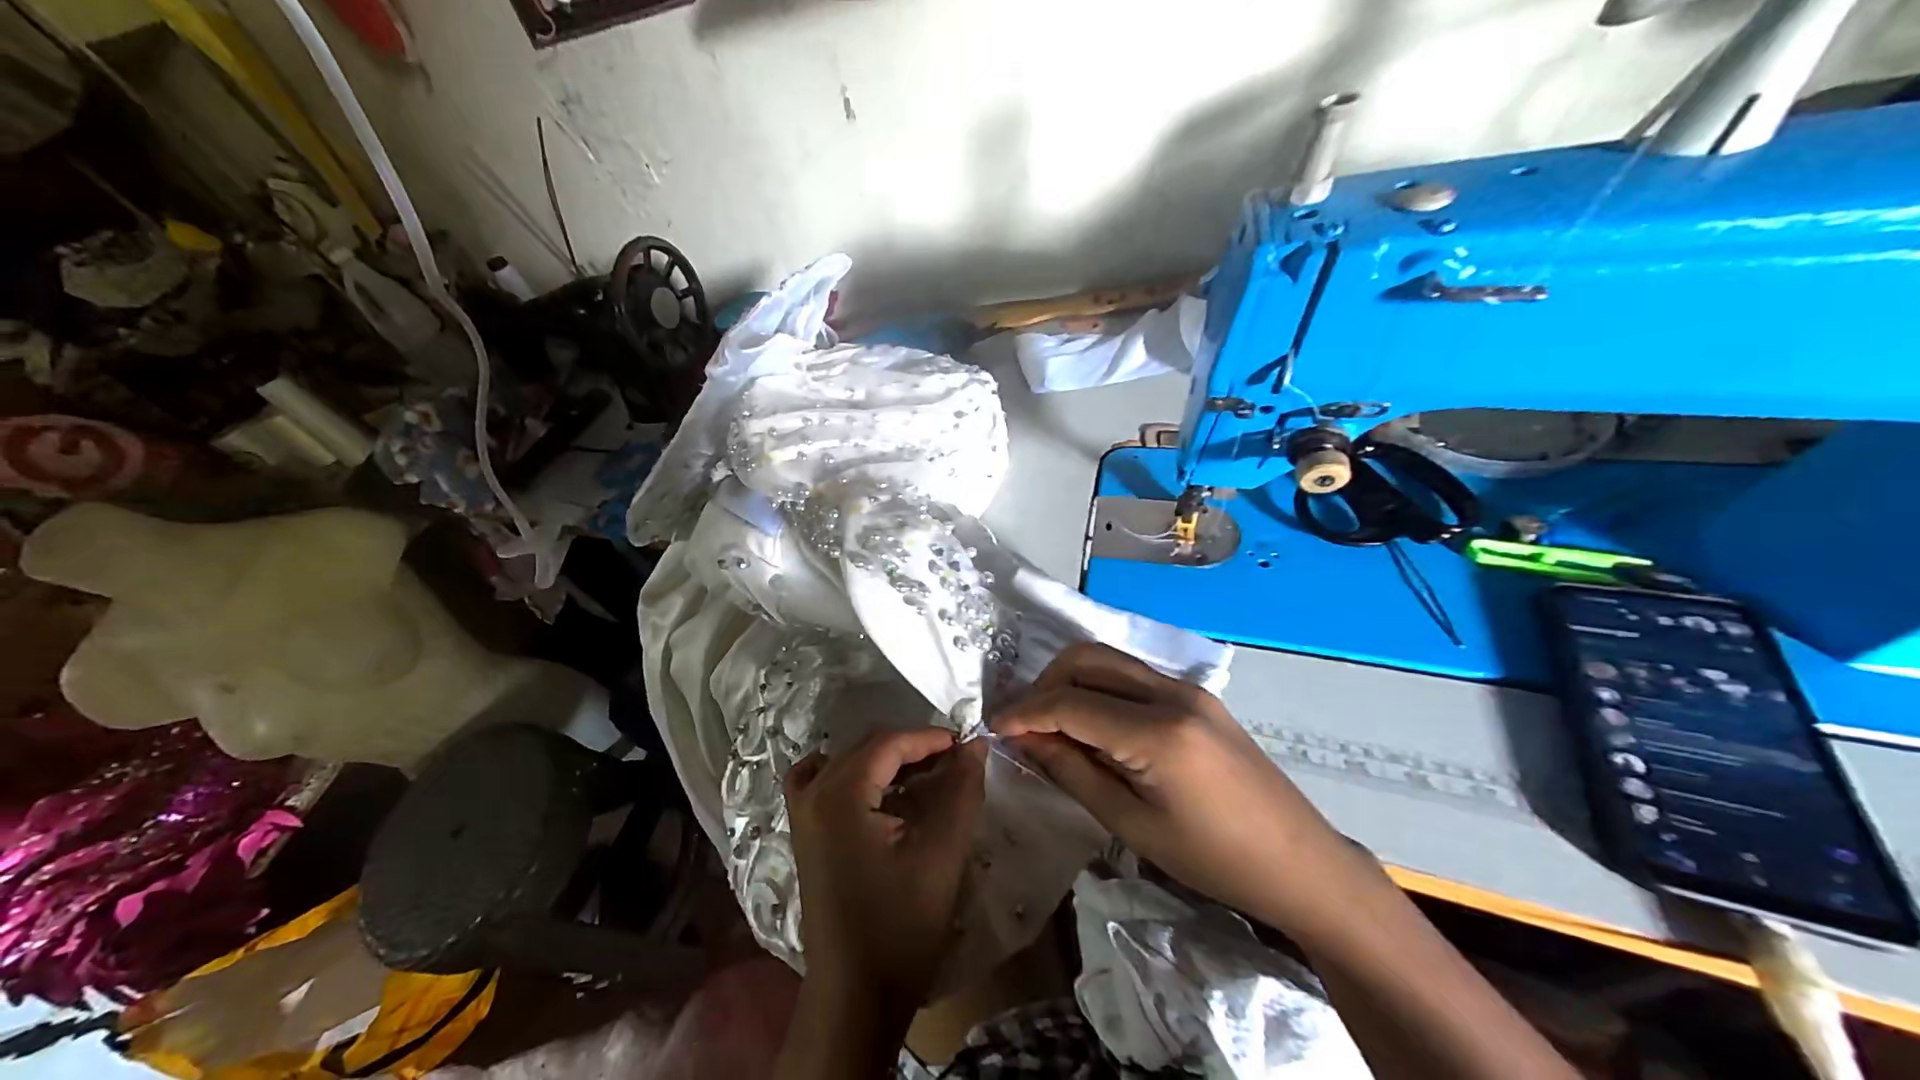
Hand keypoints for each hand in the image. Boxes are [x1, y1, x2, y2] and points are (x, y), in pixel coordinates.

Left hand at [784, 728, 986, 1006]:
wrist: (856, 993)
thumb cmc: (901, 924)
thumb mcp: (942, 853)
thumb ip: (961, 791)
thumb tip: (975, 747)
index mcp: (838, 794)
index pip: (888, 743)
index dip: (929, 738)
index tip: (966, 745)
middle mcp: (811, 794)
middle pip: (865, 747)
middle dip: (910, 748)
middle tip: (953, 762)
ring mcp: (801, 814)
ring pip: (847, 762)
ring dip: (886, 762)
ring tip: (926, 776)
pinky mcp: (804, 834)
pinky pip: (824, 783)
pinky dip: (854, 776)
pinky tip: (879, 791)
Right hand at [993, 643, 1367, 935]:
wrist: (1300, 863)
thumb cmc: (1213, 859)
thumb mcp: (1131, 824)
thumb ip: (1071, 771)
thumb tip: (1022, 740)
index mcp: (1157, 731)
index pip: (1069, 702)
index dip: (1024, 712)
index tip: (993, 728)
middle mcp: (1172, 692)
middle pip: (1087, 660)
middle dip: (1043, 685)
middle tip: (1022, 725)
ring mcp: (1189, 689)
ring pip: (1110, 661)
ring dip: (1070, 682)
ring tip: (1050, 724)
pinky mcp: (1198, 697)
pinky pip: (1134, 676)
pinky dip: (1100, 689)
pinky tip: (1092, 724)